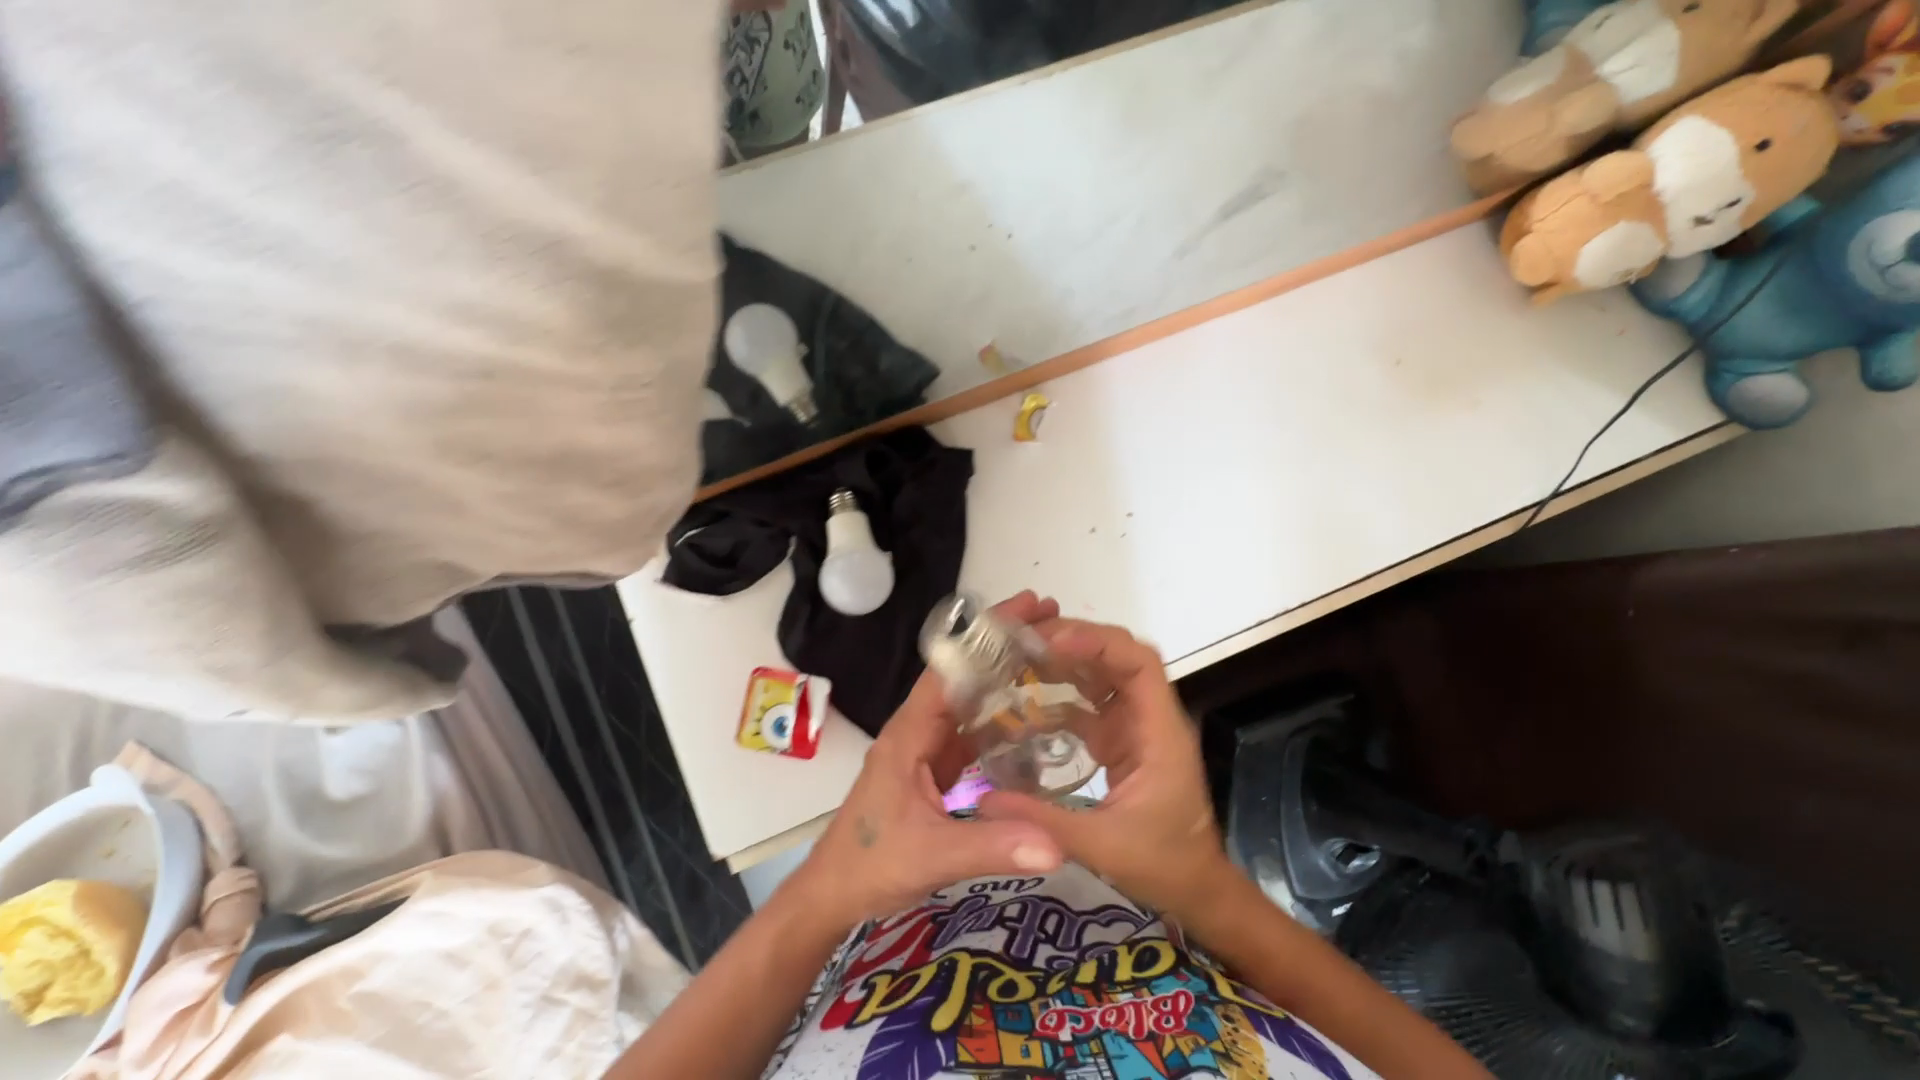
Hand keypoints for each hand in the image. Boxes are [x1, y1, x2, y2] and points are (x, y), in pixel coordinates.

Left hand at [787, 592, 1066, 930]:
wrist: (834, 895)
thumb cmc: (872, 865)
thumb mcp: (934, 856)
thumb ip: (992, 846)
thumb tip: (1058, 844)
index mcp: (910, 734)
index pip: (952, 669)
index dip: (989, 634)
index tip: (1030, 606)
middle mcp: (916, 732)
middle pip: (963, 677)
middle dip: (1004, 648)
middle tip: (1055, 624)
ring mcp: (923, 752)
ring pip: (968, 704)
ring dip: (1003, 682)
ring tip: (1052, 664)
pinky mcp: (931, 773)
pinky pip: (969, 735)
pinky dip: (999, 721)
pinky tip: (1031, 722)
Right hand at [978, 618, 1233, 920]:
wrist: (1195, 889)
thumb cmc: (1161, 865)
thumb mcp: (1100, 846)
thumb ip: (1043, 821)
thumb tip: (981, 800)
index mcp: (1159, 732)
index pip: (1139, 663)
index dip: (1097, 643)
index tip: (1051, 642)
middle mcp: (1151, 719)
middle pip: (1119, 659)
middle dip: (1075, 642)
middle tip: (1022, 643)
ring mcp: (1137, 729)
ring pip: (1104, 676)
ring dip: (1066, 663)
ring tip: (1018, 658)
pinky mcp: (1122, 743)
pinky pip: (1092, 704)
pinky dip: (1062, 695)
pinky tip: (1026, 698)